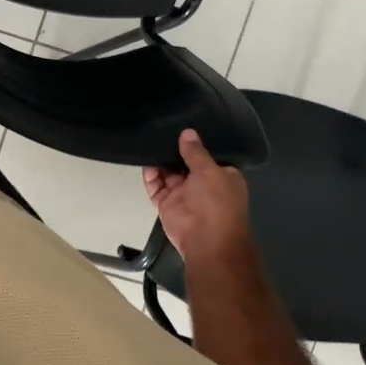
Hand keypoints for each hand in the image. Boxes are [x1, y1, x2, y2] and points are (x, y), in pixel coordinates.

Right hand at [144, 129, 250, 263]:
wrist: (206, 240)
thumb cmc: (217, 202)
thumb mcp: (210, 171)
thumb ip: (196, 152)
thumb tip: (187, 132)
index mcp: (221, 176)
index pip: (207, 155)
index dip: (196, 143)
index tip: (183, 124)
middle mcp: (202, 184)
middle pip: (184, 162)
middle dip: (174, 149)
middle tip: (160, 127)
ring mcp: (182, 194)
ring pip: (167, 172)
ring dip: (160, 160)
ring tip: (149, 139)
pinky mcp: (165, 203)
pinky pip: (155, 185)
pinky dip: (150, 175)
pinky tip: (144, 159)